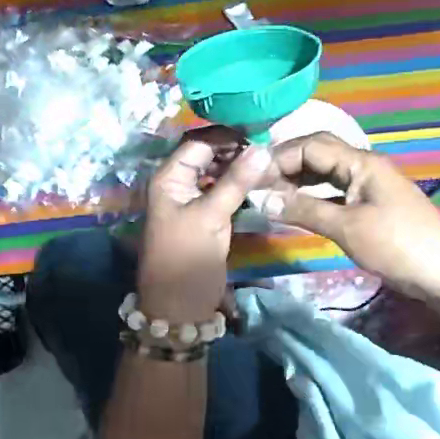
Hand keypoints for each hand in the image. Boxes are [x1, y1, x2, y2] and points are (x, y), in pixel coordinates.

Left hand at [137, 139, 275, 321]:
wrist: (178, 306)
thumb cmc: (186, 258)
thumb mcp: (211, 217)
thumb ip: (236, 181)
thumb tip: (263, 148)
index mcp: (169, 177)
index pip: (199, 142)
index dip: (228, 134)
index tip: (262, 132)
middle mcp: (178, 183)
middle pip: (207, 154)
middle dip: (236, 149)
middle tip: (270, 148)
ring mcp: (191, 200)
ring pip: (217, 171)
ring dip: (239, 166)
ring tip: (269, 163)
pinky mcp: (206, 216)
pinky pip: (222, 190)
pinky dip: (239, 184)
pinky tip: (260, 182)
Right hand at [258, 132, 439, 300]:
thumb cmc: (398, 245)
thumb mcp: (346, 227)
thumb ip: (303, 210)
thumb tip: (261, 199)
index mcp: (361, 162)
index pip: (310, 146)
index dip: (278, 158)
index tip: (250, 177)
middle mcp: (363, 166)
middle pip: (317, 153)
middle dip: (285, 164)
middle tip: (256, 184)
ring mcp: (368, 185)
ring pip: (324, 172)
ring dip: (297, 180)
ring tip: (269, 195)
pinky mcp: (370, 205)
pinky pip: (333, 191)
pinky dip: (311, 196)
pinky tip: (295, 208)